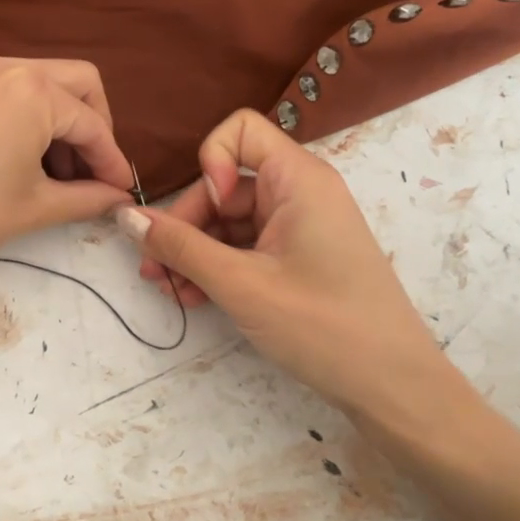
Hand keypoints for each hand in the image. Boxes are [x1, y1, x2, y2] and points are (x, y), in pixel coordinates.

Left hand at [0, 58, 135, 278]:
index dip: (112, 160)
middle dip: (92, 126)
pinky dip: (25, 114)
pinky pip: (6, 88)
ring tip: (56, 173)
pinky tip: (21, 156)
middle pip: (76, 83)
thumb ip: (88, 197)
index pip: (92, 123)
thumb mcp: (38, 207)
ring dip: (59, 120)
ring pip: (40, 82)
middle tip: (91, 173)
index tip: (121, 190)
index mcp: (34, 91)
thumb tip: (119, 199)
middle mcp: (6, 66)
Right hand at [117, 109, 465, 418]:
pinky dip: (217, 267)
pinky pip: (245, 247)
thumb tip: (124, 216)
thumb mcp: (240, 285)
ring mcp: (300, 228)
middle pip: (224, 186)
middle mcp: (300, 193)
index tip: (208, 212)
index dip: (211, 162)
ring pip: (229, 222)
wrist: (395, 390)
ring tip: (170, 292)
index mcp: (299, 180)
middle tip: (154, 270)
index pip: (239, 131)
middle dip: (184, 225)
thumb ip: (178, 246)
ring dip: (194, 252)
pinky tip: (194, 298)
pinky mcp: (299, 259)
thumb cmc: (323, 326)